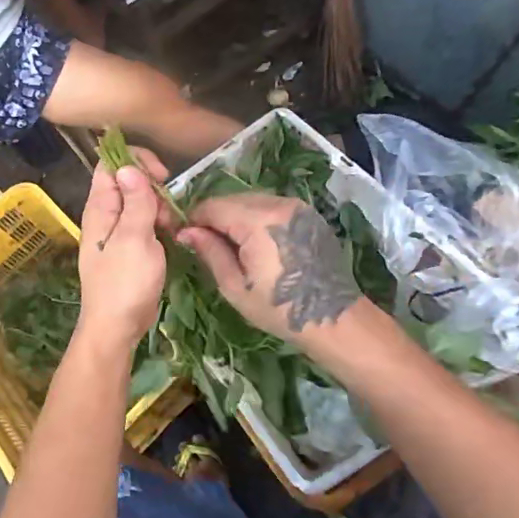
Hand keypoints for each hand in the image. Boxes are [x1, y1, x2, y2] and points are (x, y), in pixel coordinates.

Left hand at [76, 150, 170, 347]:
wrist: (116, 327)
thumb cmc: (125, 283)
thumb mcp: (135, 238)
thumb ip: (136, 201)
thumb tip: (129, 167)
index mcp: (100, 208)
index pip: (112, 164)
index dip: (137, 161)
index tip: (161, 177)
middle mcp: (105, 215)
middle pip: (129, 181)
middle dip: (153, 188)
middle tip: (166, 213)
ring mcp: (117, 232)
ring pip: (140, 203)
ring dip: (159, 209)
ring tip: (170, 230)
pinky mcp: (129, 248)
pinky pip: (144, 224)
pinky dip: (159, 226)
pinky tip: (170, 239)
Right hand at [176, 194, 361, 344]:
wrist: (333, 318)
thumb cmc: (279, 309)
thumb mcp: (235, 286)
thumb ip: (210, 252)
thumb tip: (186, 232)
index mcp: (258, 220)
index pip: (212, 205)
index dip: (194, 219)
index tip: (186, 238)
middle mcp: (278, 203)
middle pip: (232, 199)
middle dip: (215, 217)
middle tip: (208, 245)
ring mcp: (297, 206)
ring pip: (252, 201)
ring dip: (237, 217)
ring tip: (233, 247)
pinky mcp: (308, 214)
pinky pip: (272, 207)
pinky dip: (258, 219)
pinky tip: (257, 245)